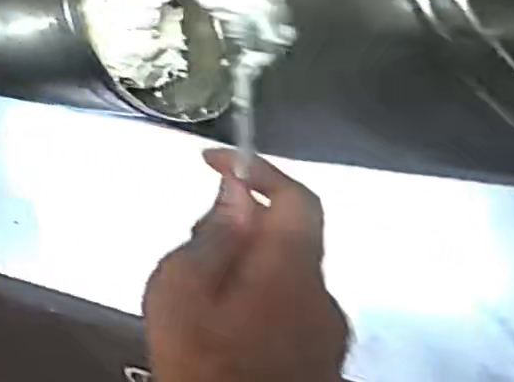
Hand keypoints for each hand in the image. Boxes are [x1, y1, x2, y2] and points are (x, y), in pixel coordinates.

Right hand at [143, 149, 348, 381]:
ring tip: (197, 277)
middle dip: (241, 216)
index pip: (300, 201)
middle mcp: (324, 298)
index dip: (258, 169)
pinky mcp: (323, 354)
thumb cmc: (197, 350)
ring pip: (287, 264)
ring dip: (246, 251)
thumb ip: (215, 233)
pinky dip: (256, 281)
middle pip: (289, 232)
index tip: (212, 160)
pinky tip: (221, 306)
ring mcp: (329, 331)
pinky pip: (291, 295)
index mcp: (291, 274)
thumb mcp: (184, 281)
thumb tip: (238, 191)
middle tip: (191, 233)